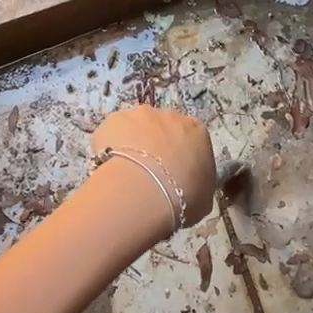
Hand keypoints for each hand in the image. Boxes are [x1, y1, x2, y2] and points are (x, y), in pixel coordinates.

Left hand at [89, 106, 215, 227]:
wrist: (145, 190)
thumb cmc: (183, 196)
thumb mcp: (204, 198)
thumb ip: (199, 184)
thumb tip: (192, 187)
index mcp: (197, 131)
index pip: (191, 139)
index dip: (180, 157)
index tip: (174, 175)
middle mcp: (170, 115)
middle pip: (162, 129)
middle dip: (155, 147)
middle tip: (148, 176)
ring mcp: (139, 114)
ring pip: (135, 128)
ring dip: (132, 145)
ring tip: (127, 175)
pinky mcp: (113, 120)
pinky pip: (111, 135)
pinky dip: (109, 148)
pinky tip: (109, 170)